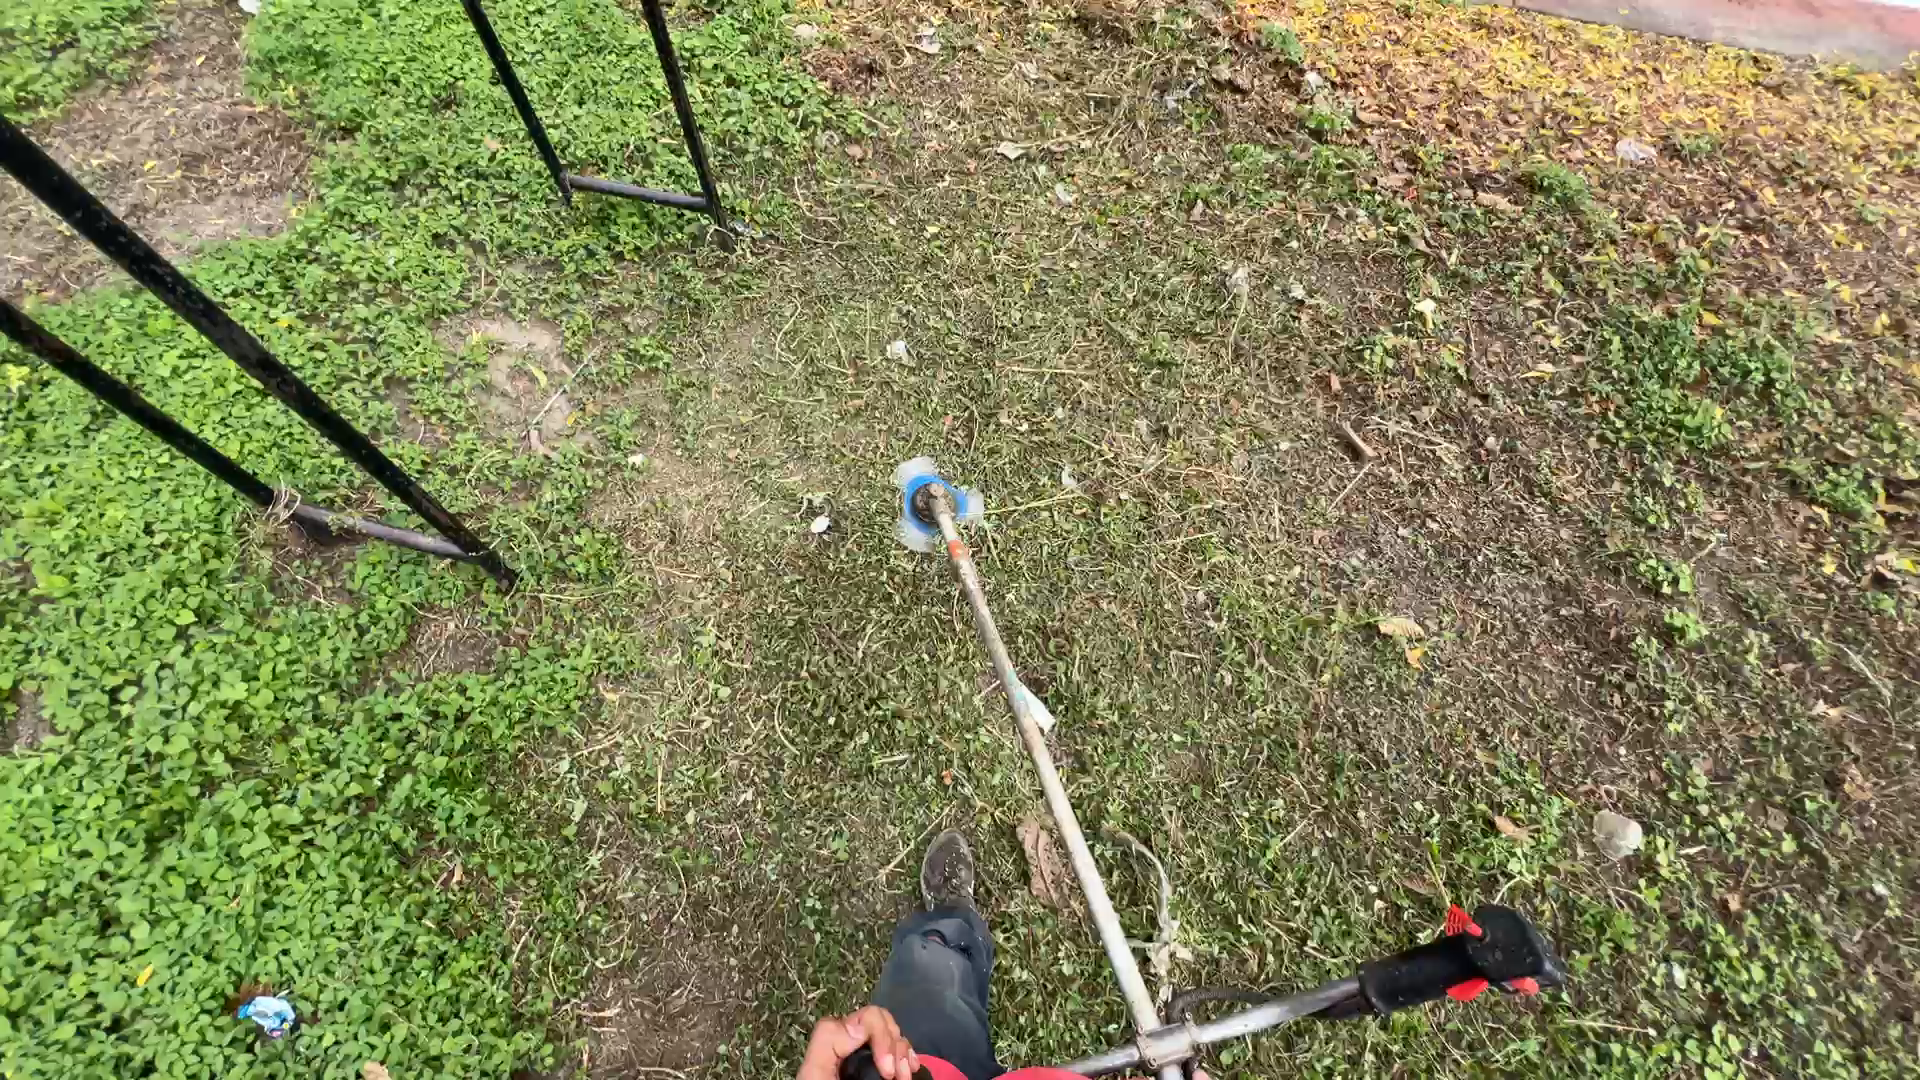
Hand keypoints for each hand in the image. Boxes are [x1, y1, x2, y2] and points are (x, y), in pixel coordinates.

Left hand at [796, 1005, 919, 1079]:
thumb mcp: (816, 1074)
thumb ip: (828, 1042)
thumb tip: (859, 1024)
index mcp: (834, 1039)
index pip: (866, 1018)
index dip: (881, 1037)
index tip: (887, 1072)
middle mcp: (852, 1042)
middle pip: (882, 1021)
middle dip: (895, 1045)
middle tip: (897, 1076)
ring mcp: (866, 1055)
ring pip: (893, 1033)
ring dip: (903, 1053)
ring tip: (905, 1077)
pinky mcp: (878, 1068)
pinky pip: (899, 1049)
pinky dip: (908, 1056)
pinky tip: (910, 1070)